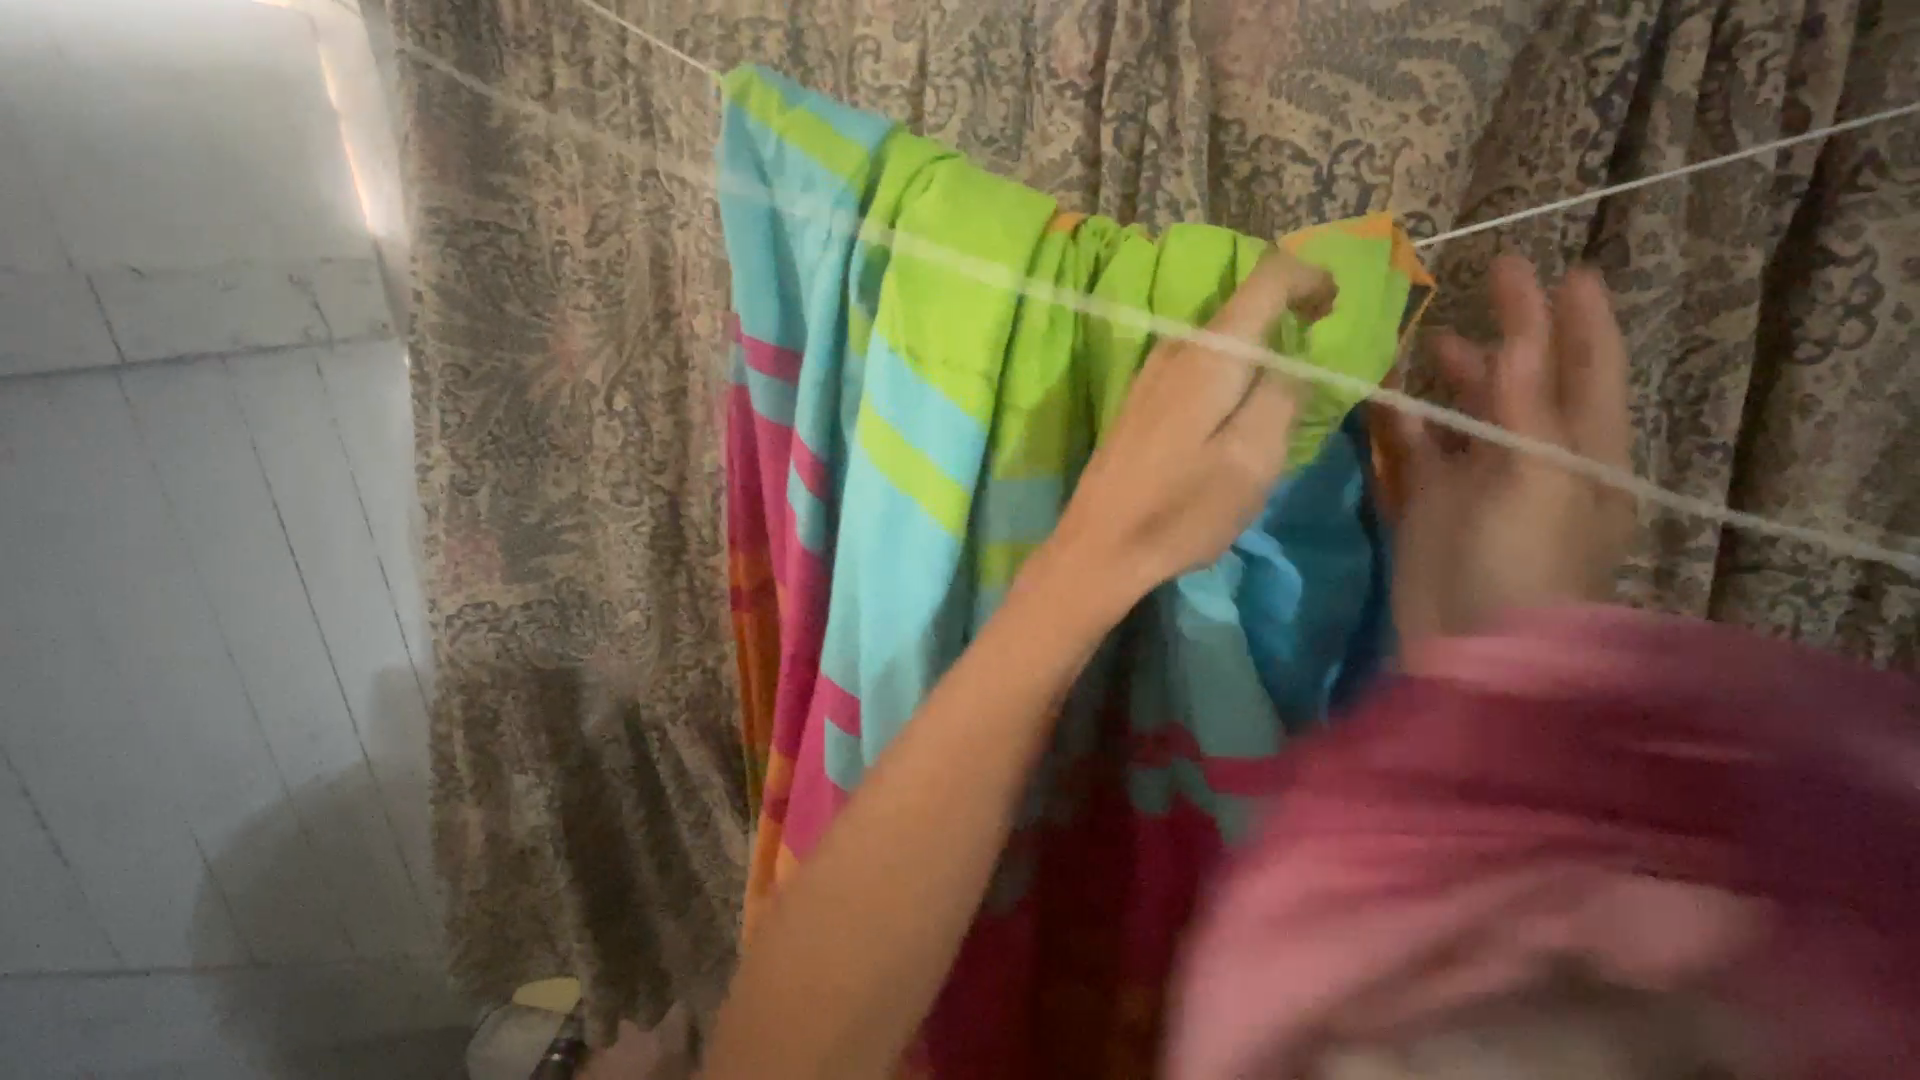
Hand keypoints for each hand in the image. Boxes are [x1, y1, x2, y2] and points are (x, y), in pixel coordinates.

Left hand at [1033, 249, 1336, 611]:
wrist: (1099, 546)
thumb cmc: (1181, 510)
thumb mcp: (1252, 460)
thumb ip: (1282, 398)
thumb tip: (1292, 363)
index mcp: (1209, 354)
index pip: (1267, 279)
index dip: (1310, 279)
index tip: (1335, 309)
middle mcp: (1175, 350)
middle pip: (1242, 306)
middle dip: (1287, 318)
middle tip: (1317, 358)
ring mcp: (1151, 375)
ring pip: (1219, 340)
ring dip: (1258, 352)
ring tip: (1284, 392)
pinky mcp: (1141, 402)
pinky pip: (1198, 366)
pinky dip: (1230, 374)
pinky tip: (1238, 414)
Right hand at [1391, 255, 1633, 652]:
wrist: (1471, 648)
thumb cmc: (1523, 561)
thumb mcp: (1537, 477)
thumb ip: (1522, 403)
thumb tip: (1517, 333)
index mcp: (1583, 455)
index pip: (1587, 371)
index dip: (1577, 320)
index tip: (1561, 267)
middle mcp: (1532, 463)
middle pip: (1522, 387)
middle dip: (1507, 339)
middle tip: (1481, 290)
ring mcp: (1476, 487)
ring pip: (1463, 418)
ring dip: (1447, 379)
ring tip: (1424, 341)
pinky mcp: (1428, 510)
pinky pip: (1413, 453)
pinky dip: (1397, 425)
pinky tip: (1376, 396)